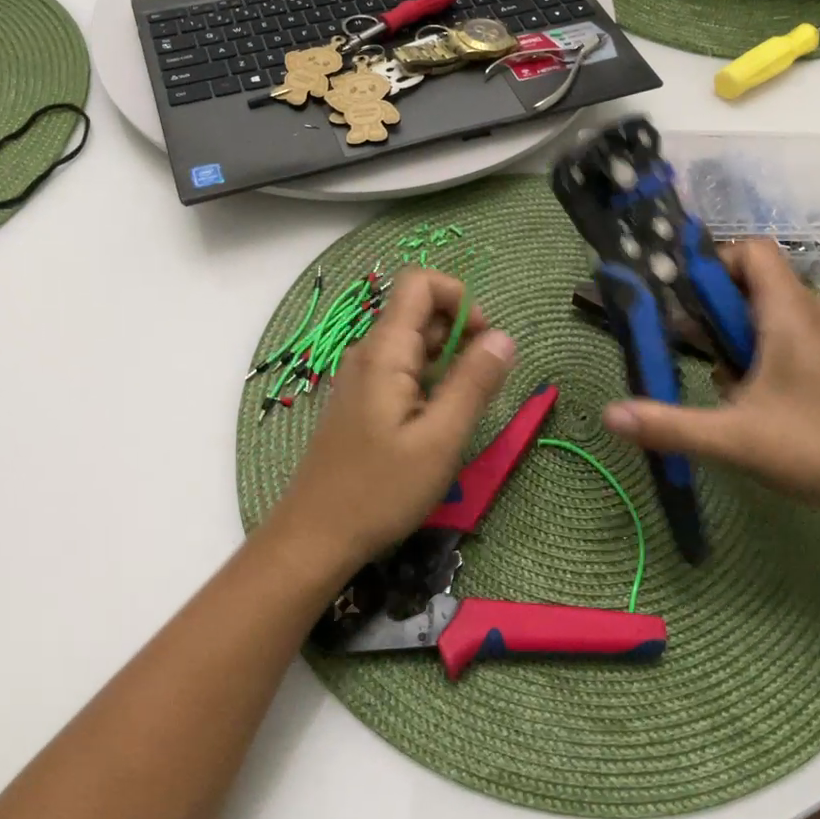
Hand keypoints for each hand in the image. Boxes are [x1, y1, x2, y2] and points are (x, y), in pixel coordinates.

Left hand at [269, 270, 516, 569]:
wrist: (315, 536)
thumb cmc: (380, 491)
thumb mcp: (440, 440)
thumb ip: (474, 383)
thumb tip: (504, 337)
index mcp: (384, 352)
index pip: (419, 283)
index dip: (459, 298)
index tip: (484, 341)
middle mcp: (368, 354)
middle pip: (419, 312)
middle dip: (461, 334)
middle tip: (482, 386)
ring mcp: (361, 379)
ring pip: (413, 346)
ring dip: (448, 363)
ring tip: (463, 410)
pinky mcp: (361, 403)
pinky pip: (401, 373)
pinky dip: (430, 383)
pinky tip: (437, 425)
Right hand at [600, 240, 819, 515]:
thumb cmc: (818, 450)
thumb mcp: (733, 439)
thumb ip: (669, 425)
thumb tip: (608, 415)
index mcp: (787, 315)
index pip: (750, 250)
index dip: (712, 261)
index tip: (680, 297)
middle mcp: (810, 316)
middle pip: (754, 281)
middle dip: (712, 305)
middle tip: (685, 342)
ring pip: (768, 313)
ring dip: (733, 334)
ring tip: (716, 377)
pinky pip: (786, 338)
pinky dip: (758, 354)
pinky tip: (748, 401)